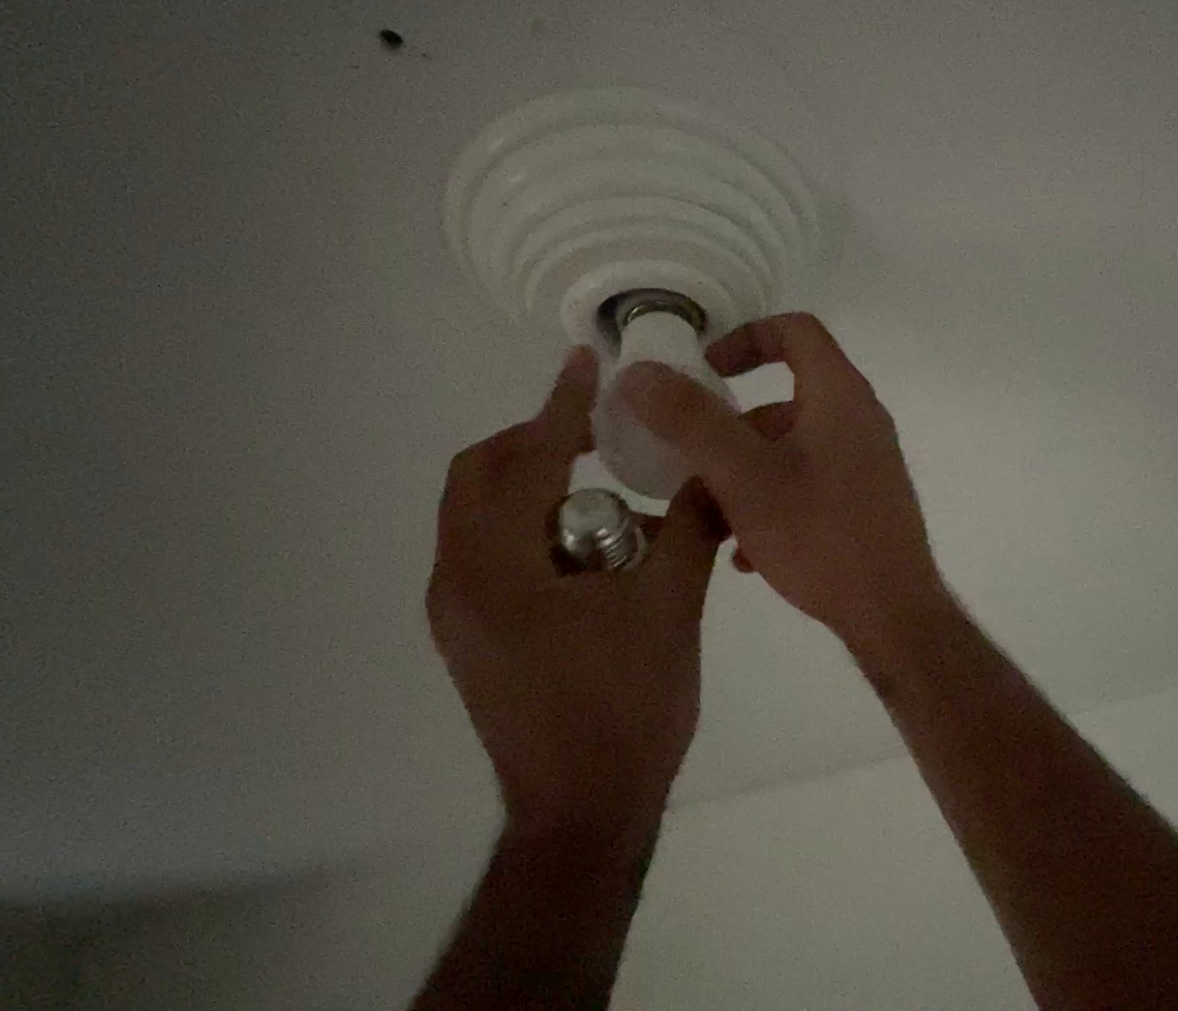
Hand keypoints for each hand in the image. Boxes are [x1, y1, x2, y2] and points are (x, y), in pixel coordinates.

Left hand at [427, 349, 724, 830]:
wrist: (585, 812)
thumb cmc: (626, 707)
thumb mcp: (670, 608)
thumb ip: (692, 530)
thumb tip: (718, 477)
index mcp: (496, 570)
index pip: (523, 462)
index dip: (558, 408)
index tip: (585, 365)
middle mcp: (459, 584)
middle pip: (479, 480)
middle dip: (535, 444)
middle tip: (597, 436)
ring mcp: (460, 617)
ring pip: (483, 519)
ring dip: (537, 490)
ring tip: (608, 494)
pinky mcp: (476, 640)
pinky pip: (495, 556)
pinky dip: (536, 531)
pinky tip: (596, 550)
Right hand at [617, 313, 948, 642]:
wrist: (892, 614)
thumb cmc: (820, 536)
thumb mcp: (743, 476)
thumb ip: (691, 420)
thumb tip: (640, 372)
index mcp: (839, 396)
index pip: (796, 330)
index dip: (745, 337)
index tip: (704, 369)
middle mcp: (860, 421)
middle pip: (785, 400)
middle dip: (729, 429)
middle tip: (688, 460)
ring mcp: (867, 465)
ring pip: (791, 452)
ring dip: (743, 477)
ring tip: (707, 522)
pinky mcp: (866, 504)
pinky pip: (809, 487)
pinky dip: (772, 505)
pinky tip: (744, 556)